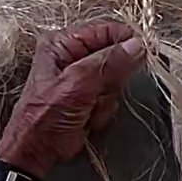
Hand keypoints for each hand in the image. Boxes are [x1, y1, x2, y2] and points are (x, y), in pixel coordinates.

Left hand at [0, 21, 146, 178]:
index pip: (106, 29)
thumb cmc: (47, 115)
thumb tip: (138, 45)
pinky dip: (103, 110)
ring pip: (116, 80)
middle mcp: (73, 55)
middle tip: (96, 93)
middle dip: (111, 80)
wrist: (37, 150)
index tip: (144, 54)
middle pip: (115, 56)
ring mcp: (82, 77)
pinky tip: (87, 117)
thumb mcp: (78, 84)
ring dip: (106, 98)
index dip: (127, 40)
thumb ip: (109, 63)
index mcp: (63, 43)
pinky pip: (111, 97)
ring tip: (87, 108)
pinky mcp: (89, 97)